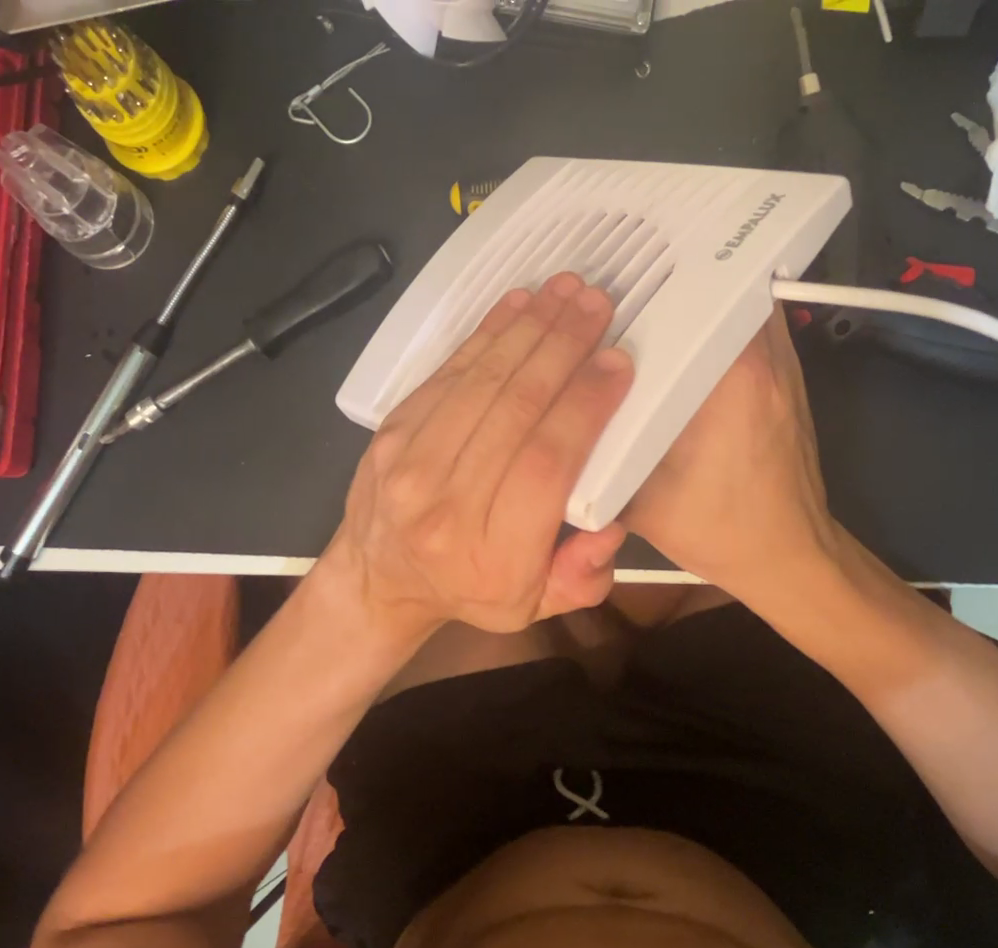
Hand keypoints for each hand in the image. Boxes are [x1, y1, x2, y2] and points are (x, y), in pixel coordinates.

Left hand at [318, 272, 634, 640]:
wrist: (380, 579)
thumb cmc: (470, 589)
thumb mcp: (536, 605)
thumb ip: (582, 576)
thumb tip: (612, 525)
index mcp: (494, 555)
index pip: (546, 465)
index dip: (583, 408)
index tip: (618, 364)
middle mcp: (446, 506)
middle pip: (512, 411)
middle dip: (561, 349)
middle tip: (599, 305)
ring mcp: (410, 464)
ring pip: (479, 382)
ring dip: (527, 330)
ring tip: (567, 292)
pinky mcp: (391, 432)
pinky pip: (446, 373)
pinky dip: (485, 335)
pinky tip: (518, 306)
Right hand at [623, 304, 836, 594]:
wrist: (785, 555)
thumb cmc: (717, 529)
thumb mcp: (639, 496)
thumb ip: (600, 448)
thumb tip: (564, 406)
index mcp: (730, 376)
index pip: (690, 294)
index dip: (644, 282)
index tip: (602, 285)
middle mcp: (763, 355)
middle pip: (714, 284)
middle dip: (664, 282)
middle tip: (611, 289)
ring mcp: (782, 362)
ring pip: (734, 300)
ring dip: (692, 300)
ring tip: (638, 307)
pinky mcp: (785, 377)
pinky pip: (746, 326)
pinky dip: (711, 323)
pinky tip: (673, 344)